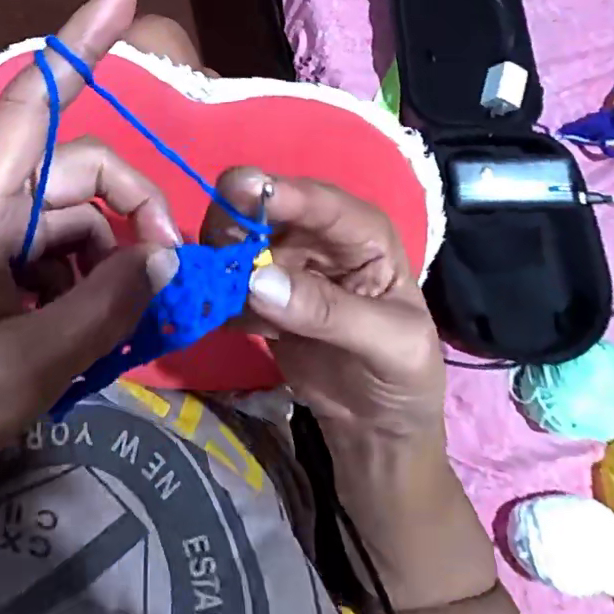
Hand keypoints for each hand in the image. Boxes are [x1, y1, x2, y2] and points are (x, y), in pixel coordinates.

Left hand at [0, 0, 182, 538]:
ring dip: (117, 255)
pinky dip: (94, 276)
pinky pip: (65, 249)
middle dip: (136, 210)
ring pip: (80, 214)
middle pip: (80, 173)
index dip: (79, 45)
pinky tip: (99, 324)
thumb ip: (104, 305)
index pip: (32, 105)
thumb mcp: (27, 367)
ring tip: (131, 318)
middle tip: (171, 272)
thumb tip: (163, 255)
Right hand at [204, 169, 494, 613]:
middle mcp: (315, 236)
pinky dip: (210, 296)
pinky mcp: (256, 295)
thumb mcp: (388, 345)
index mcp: (361, 232)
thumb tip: (256, 281)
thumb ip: (327, 311)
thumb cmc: (402, 376)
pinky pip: (222, 284)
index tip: (235, 188)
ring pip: (232, 243)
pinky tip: (218, 319)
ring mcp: (281, 264)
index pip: (317, 201)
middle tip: (214, 260)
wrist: (377, 426)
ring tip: (210, 293)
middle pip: (260, 210)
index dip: (277, 193)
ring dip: (214, 263)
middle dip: (231, 225)